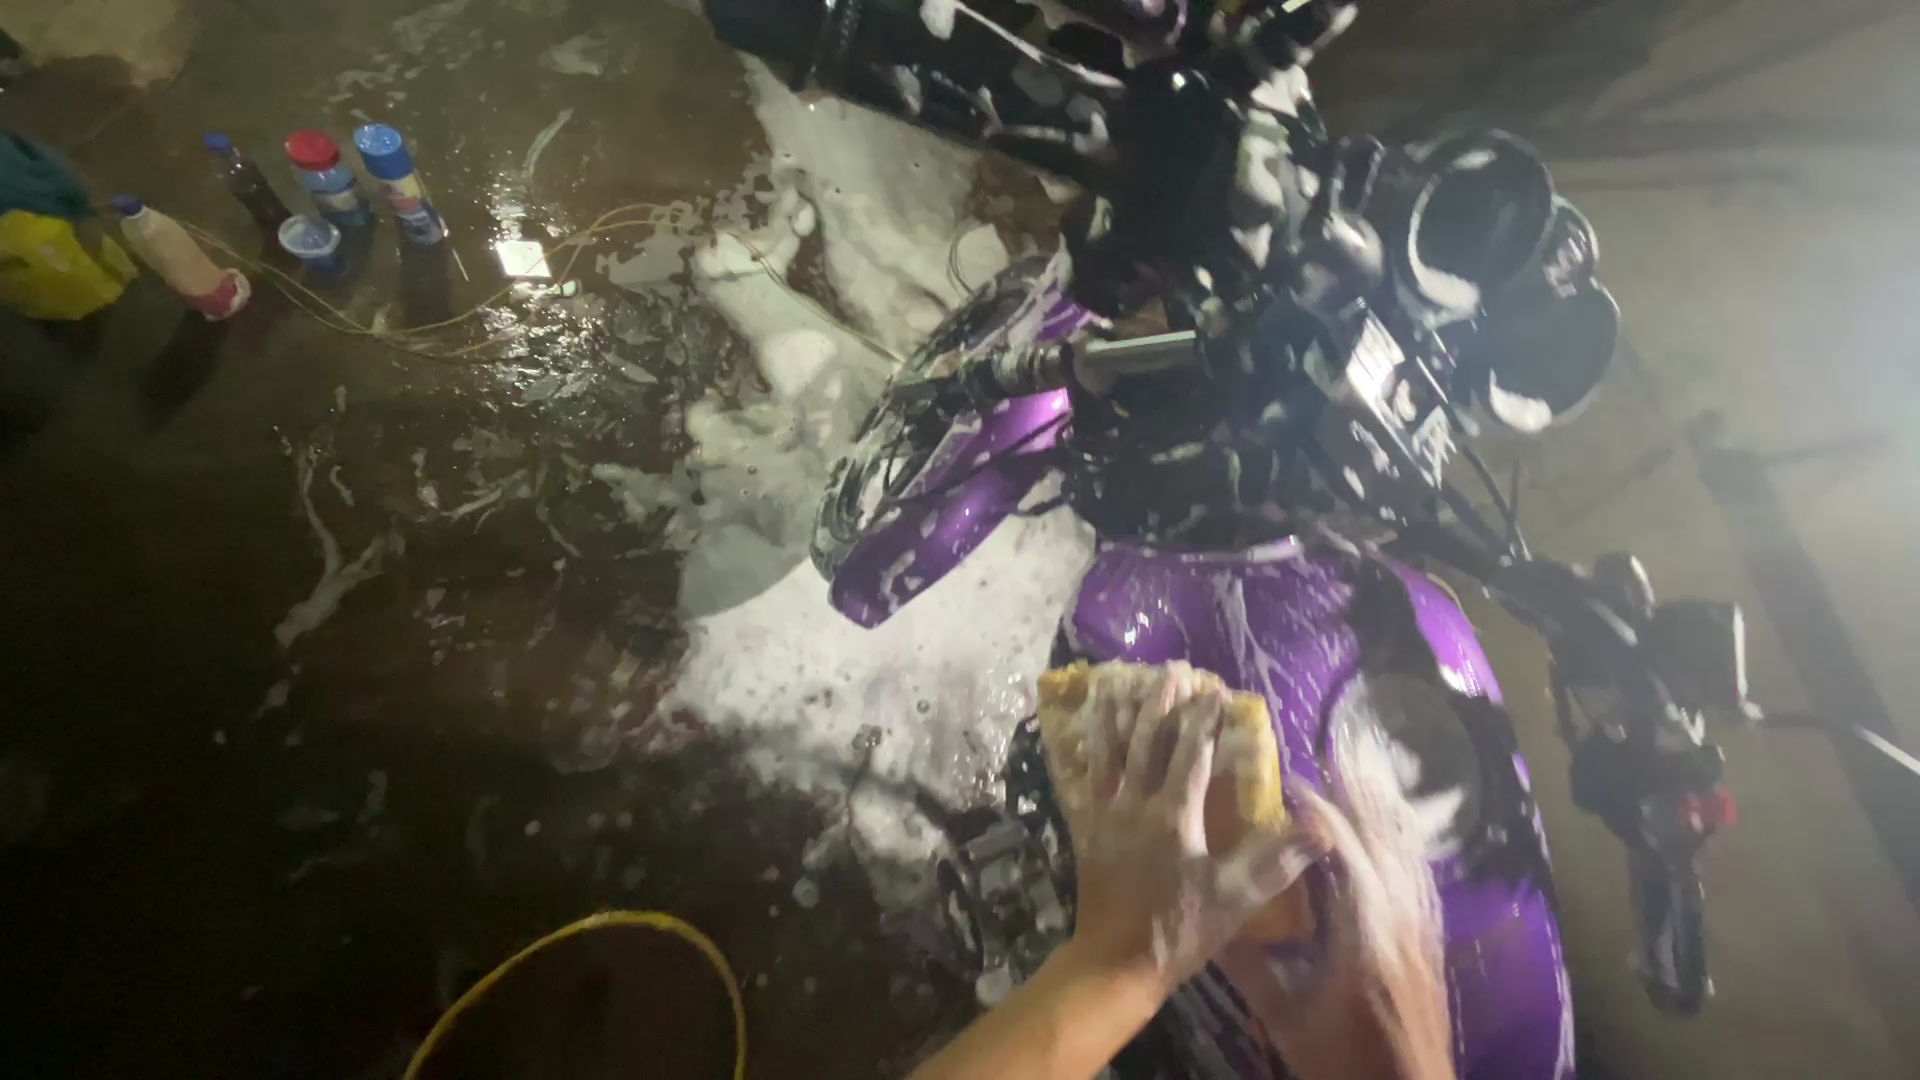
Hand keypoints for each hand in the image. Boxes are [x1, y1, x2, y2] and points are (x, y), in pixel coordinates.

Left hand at [1048, 662, 1326, 998]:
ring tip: (1118, 679)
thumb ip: (1273, 862)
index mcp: (1174, 815)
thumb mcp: (1232, 900)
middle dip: (1161, 700)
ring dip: (1118, 711)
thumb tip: (1320, 830)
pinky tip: (1086, 729)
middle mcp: (1135, 801)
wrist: (1115, 959)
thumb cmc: (1178, 929)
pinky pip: (1086, 772)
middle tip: (1172, 669)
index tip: (1217, 690)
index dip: (1205, 718)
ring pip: (1110, 748)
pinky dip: (1089, 746)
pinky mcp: (1087, 822)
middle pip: (1147, 738)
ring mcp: (1106, 809)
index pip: (1192, 753)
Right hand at [1217, 788, 1453, 1079]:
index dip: (1320, 813)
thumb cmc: (1345, 1064)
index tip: (1289, 782)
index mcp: (1365, 939)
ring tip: (1364, 770)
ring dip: (1384, 811)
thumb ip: (1249, 966)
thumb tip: (1207, 919)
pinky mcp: (1428, 944)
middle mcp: (1400, 925)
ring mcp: (1421, 934)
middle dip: (1358, 795)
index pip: (1346, 856)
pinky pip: (1419, 879)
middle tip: (1330, 754)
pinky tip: (1397, 827)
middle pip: (1384, 843)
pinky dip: (1403, 843)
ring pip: (1407, 856)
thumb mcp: (1287, 1019)